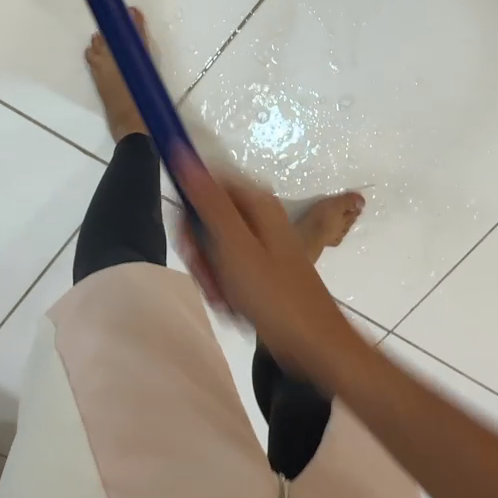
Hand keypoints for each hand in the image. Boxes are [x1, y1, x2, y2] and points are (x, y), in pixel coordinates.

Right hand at [171, 154, 372, 388]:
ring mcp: (261, 245)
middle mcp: (259, 218)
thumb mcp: (234, 246)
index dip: (190, 209)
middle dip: (201, 251)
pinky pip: (228, 269)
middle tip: (209, 275)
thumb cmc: (274, 294)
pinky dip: (225, 288)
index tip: (188, 239)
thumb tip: (182, 152)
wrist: (315, 345)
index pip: (206, 184)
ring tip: (225, 297)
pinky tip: (234, 305)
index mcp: (256, 203)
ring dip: (212, 274)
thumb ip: (208, 201)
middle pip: (208, 218)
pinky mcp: (261, 270)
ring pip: (214, 248)